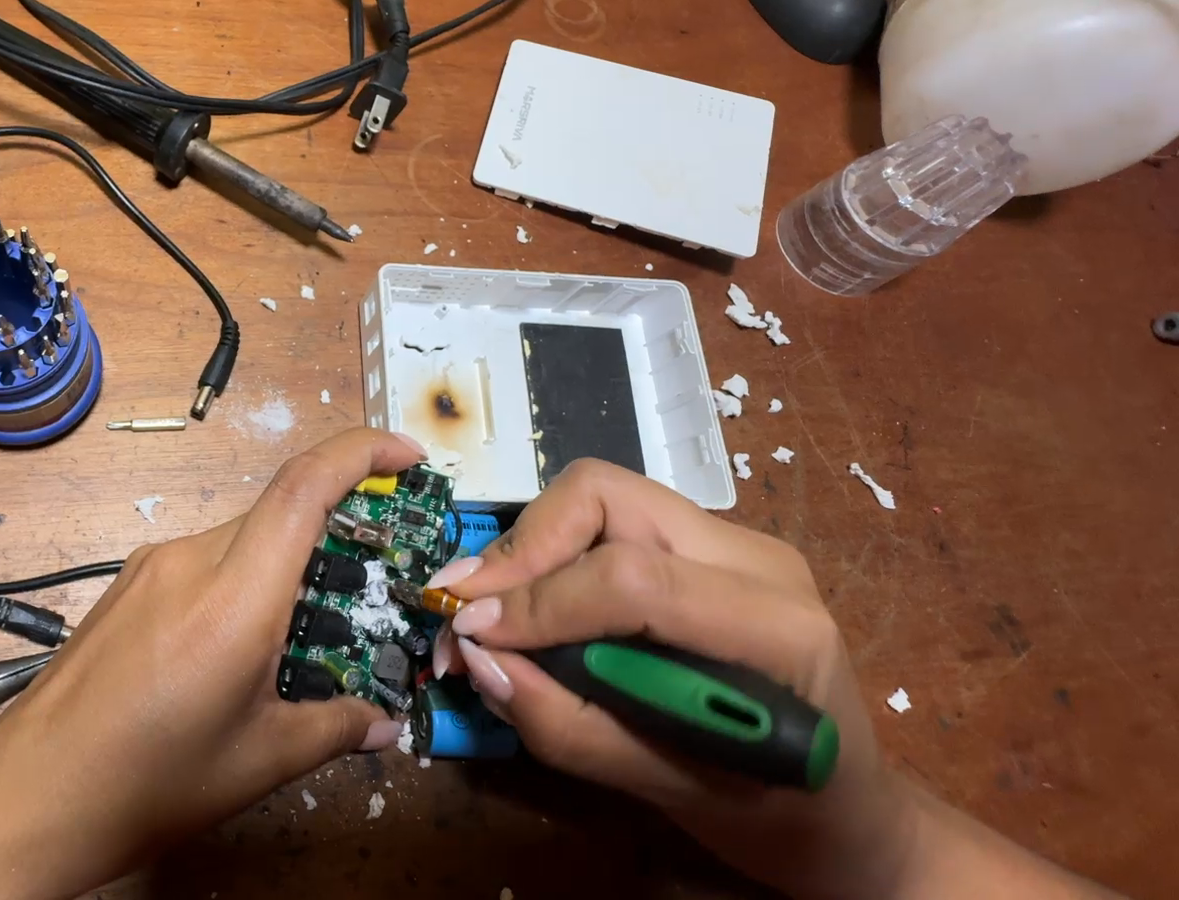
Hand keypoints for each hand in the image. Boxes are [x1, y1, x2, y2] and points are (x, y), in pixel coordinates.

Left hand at [0, 428, 424, 899]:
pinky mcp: (130, 582)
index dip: (360, 451)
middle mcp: (190, 559)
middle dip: (337, 524)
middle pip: (279, 511)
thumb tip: (385, 721)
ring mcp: (152, 565)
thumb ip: (334, 728)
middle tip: (376, 573)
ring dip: (288, 561)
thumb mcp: (257, 763)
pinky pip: (206, 559)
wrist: (28, 792)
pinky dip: (246, 578)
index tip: (407, 453)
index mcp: (233, 597)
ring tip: (310, 625)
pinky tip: (246, 638)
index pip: (302, 488)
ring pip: (243, 536)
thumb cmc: (148, 782)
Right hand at [429, 459, 915, 899]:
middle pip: (599, 496)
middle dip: (519, 549)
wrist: (846, 810)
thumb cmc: (778, 818)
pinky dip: (542, 558)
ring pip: (590, 496)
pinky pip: (595, 521)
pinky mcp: (691, 541)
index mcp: (775, 625)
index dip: (537, 602)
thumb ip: (568, 726)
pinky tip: (521, 604)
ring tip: (484, 610)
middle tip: (467, 609)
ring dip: (522, 551)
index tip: (468, 635)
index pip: (630, 577)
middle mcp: (750, 555)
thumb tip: (476, 659)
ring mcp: (722, 539)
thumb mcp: (671, 794)